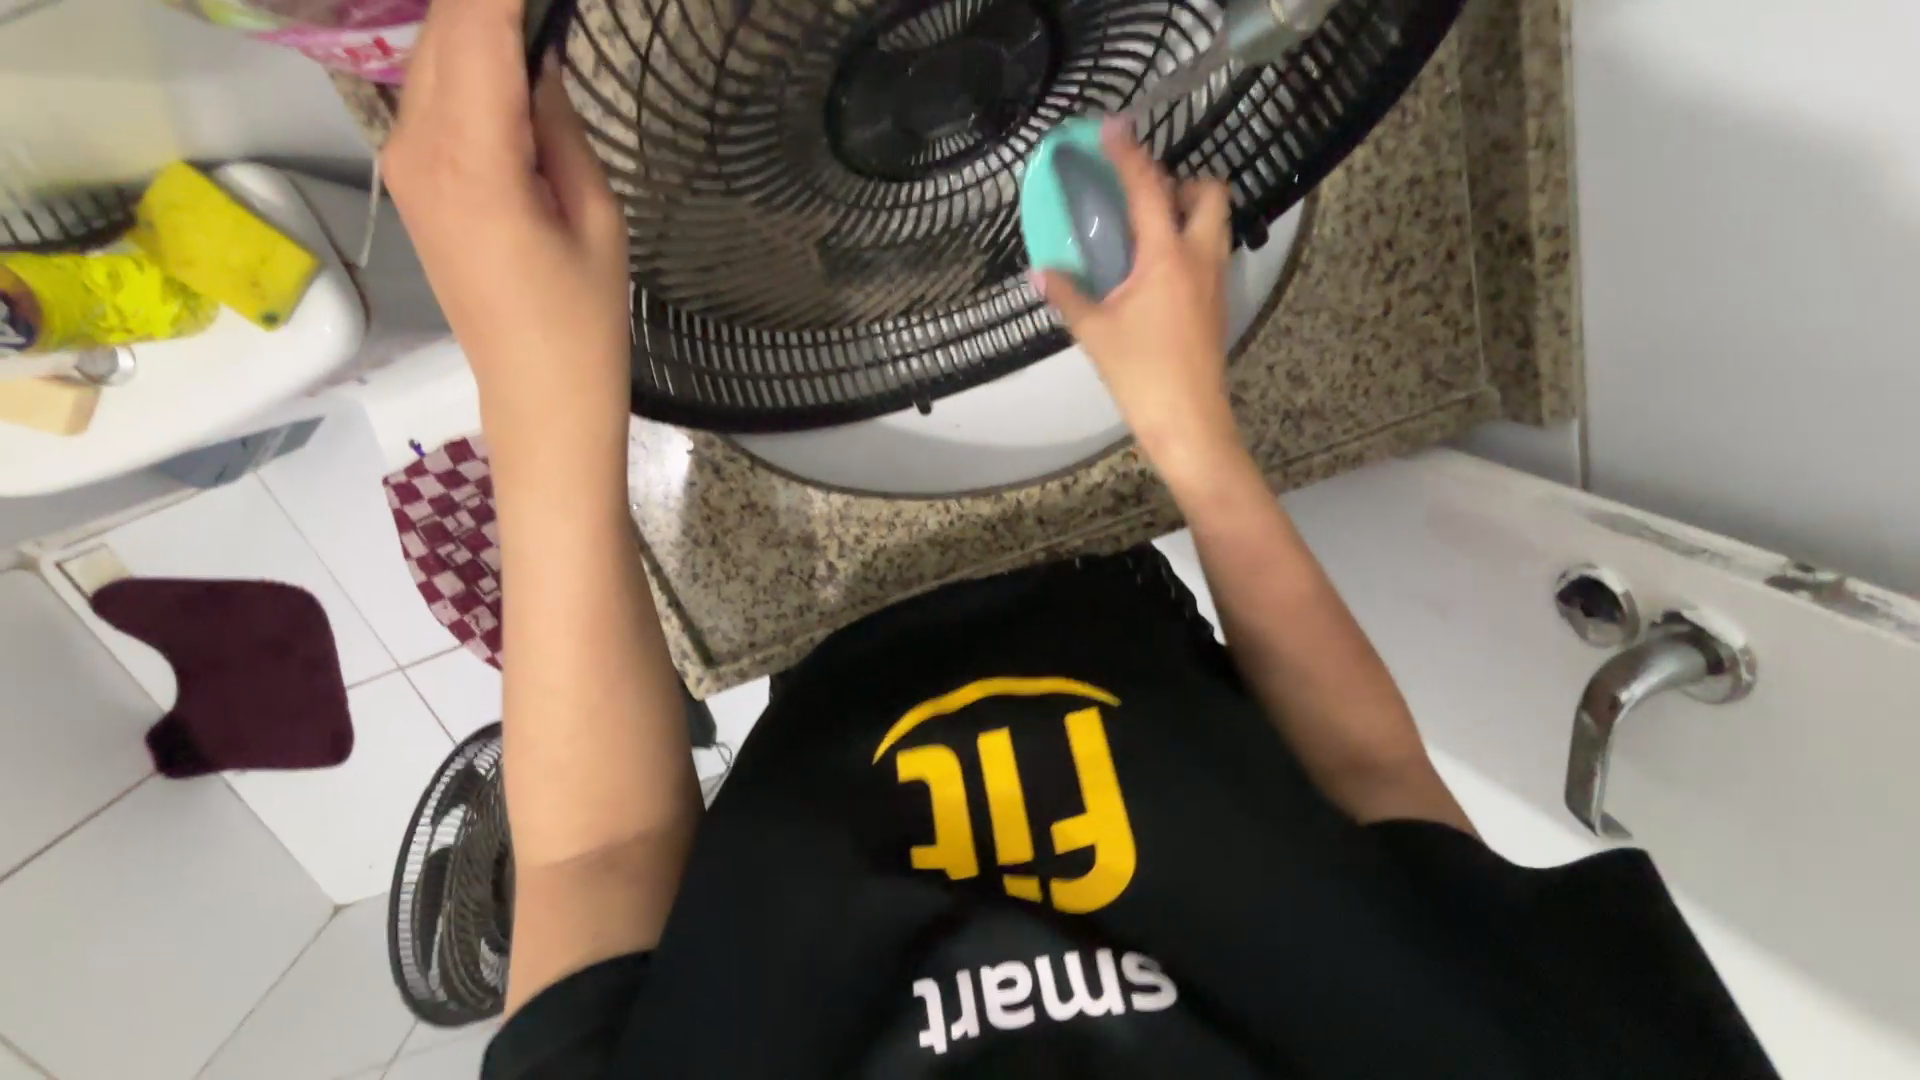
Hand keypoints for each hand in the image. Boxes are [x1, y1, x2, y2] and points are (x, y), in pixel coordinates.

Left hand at [382, 0, 629, 438]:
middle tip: (550, 14)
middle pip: (446, 29)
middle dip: (493, 6)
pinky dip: (470, 70)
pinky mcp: (410, 181)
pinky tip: (514, 75)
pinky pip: (434, 98)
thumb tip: (539, 65)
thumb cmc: (585, 322)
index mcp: (473, 159)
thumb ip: (560, 129)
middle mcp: (418, 146)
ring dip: (481, 31)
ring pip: (435, 57)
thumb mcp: (598, 220)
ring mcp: (404, 163)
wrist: (537, 395)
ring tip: (536, 35)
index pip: (477, 26)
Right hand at [1034, 121, 1242, 474]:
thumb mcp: (1095, 332)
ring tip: (1148, 232)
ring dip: (1188, 211)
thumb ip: (1068, 295)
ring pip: (1214, 222)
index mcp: (1167, 256)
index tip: (1113, 127)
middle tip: (1143, 198)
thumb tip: (1041, 272)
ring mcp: (1216, 280)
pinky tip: (1157, 273)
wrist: (1188, 421)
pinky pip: (1210, 252)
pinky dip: (1189, 243)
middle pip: (1208, 192)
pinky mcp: (1218, 303)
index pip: (1147, 188)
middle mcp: (1200, 257)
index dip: (1128, 153)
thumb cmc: (1141, 374)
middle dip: (1179, 182)